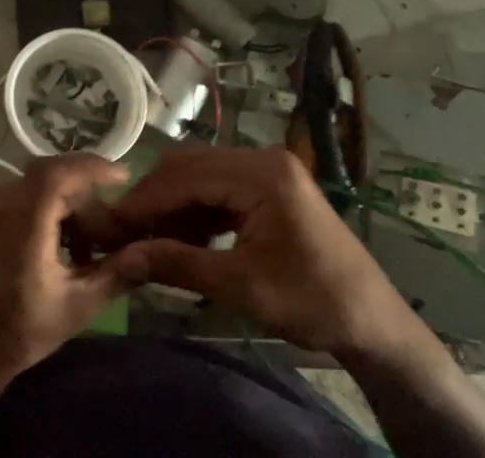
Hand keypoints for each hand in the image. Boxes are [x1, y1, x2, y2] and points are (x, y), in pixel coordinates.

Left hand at [0, 155, 147, 423]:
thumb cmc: (18, 329)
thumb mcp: (78, 306)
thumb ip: (118, 273)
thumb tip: (153, 252)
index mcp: (21, 220)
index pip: (59, 172)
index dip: (93, 167)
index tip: (124, 178)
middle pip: (52, 181)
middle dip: (87, 204)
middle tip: (112, 239)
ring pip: (36, 189)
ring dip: (66, 210)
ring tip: (86, 252)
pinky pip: (16, 197)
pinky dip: (42, 213)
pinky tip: (57, 248)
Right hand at [110, 147, 428, 360]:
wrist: (376, 326)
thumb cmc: (314, 303)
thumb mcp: (242, 287)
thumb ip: (179, 264)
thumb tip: (121, 257)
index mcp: (261, 174)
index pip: (184, 176)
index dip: (142, 201)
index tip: (107, 226)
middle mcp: (262, 160)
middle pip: (188, 168)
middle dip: (152, 200)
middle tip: (120, 232)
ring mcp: (267, 172)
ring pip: (198, 177)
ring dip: (170, 207)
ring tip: (144, 240)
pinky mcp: (268, 189)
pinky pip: (216, 190)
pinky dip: (193, 212)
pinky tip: (178, 240)